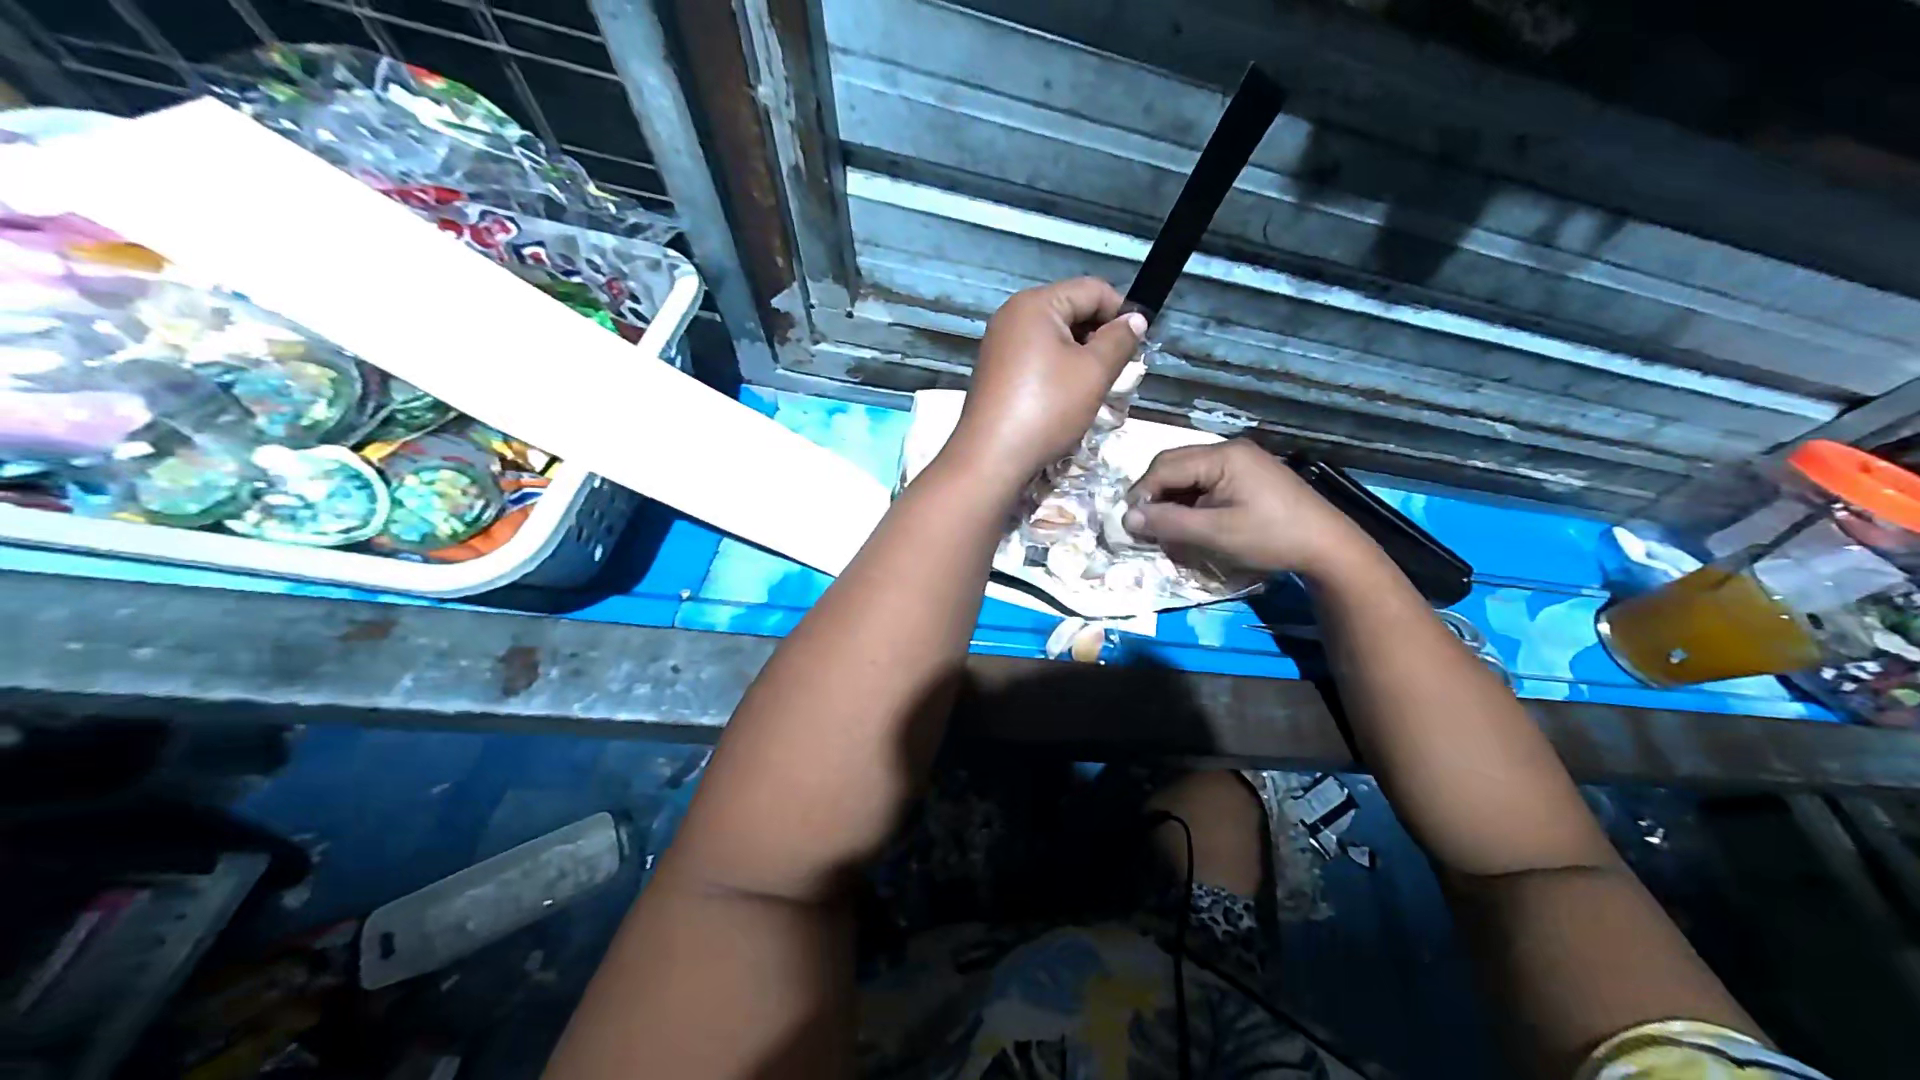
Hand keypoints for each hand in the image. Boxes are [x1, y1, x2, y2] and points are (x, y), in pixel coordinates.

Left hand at [943, 277, 1146, 486]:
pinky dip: (1058, 371)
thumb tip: (1135, 318)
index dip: (1121, 312)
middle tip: (1117, 372)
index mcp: (1035, 304)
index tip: (1138, 345)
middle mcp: (1013, 316)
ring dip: (1081, 358)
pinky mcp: (996, 371)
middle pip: (1072, 311)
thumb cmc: (1046, 409)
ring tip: (1094, 388)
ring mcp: (1000, 344)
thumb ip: (1119, 340)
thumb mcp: (1094, 372)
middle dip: (1100, 337)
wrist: (991, 458)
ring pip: (1055, 338)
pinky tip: (1066, 399)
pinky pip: (1037, 358)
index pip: (1092, 289)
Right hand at [1123, 439, 1376, 578]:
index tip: (1131, 525)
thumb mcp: (1215, 533)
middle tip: (1146, 528)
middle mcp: (1229, 450)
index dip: (1142, 494)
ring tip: (1168, 531)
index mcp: (1222, 455)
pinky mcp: (1247, 476)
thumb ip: (1169, 523)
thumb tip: (1127, 519)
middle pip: (1174, 466)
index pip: (1164, 467)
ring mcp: (1240, 462)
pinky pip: (1206, 483)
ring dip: (1173, 502)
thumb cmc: (1271, 537)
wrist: (1328, 547)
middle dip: (1155, 497)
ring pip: (1188, 476)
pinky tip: (1191, 525)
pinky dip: (1192, 503)